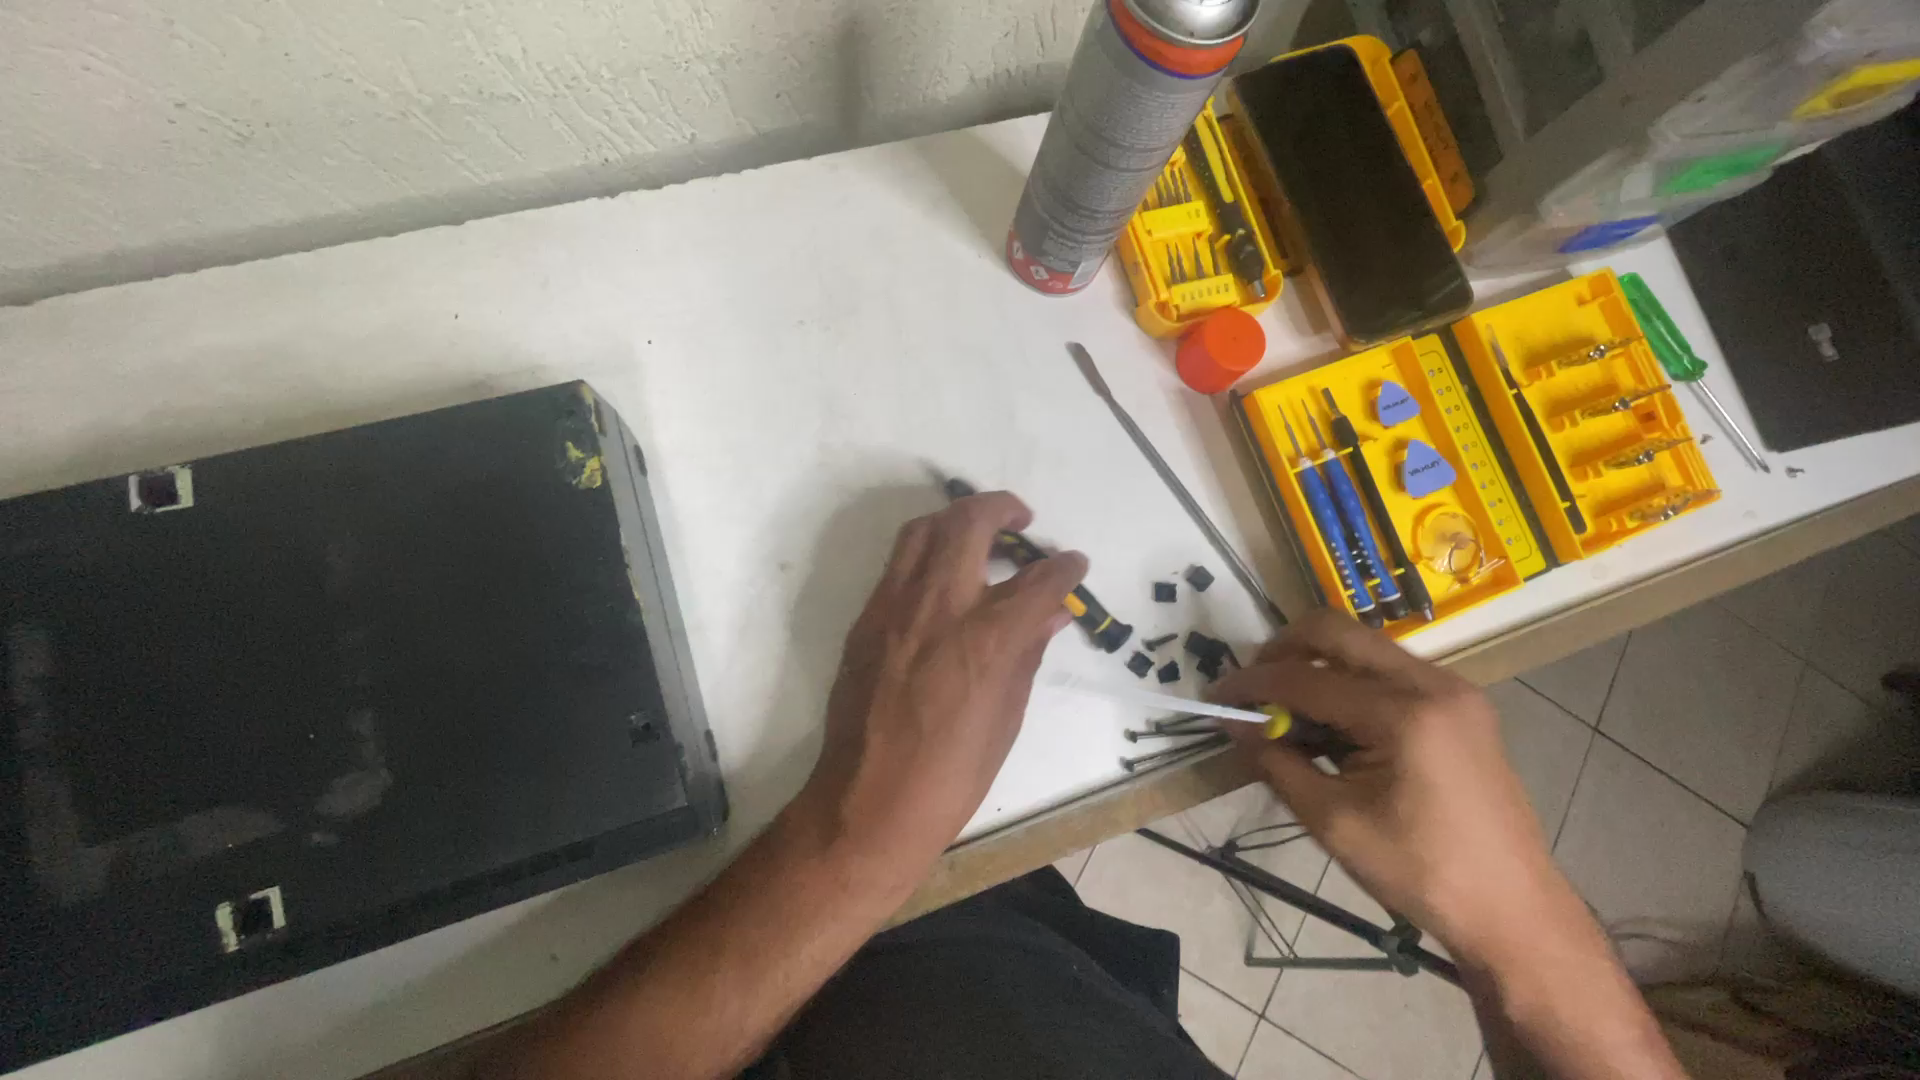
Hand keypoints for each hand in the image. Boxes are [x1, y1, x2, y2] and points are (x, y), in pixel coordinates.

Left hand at [797, 491, 1087, 877]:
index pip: (1037, 580)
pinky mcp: (865, 620)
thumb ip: (1027, 653)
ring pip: (924, 531)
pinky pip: (898, 565)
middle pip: (969, 524)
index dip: (1064, 567)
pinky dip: (927, 553)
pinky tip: (942, 577)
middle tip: (1021, 518)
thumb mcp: (1006, 717)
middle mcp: (938, 607)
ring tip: (979, 533)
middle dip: (1002, 508)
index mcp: (986, 638)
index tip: (1073, 564)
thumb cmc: (951, 776)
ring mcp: (894, 608)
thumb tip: (1051, 613)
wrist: (868, 802)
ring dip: (957, 519)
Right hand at [1209, 610, 1567, 963]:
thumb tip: (1232, 722)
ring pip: (1362, 646)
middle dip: (1282, 651)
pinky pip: (1387, 670)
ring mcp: (1453, 690)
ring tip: (1286, 711)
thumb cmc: (1420, 873)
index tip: (1213, 696)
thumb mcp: (1333, 821)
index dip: (1252, 685)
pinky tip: (1331, 722)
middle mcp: (1434, 684)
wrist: (1515, 912)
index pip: (1306, 678)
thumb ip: (1276, 761)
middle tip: (1251, 686)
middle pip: (1337, 631)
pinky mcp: (1460, 705)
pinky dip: (1347, 682)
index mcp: (1405, 714)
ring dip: (1315, 666)